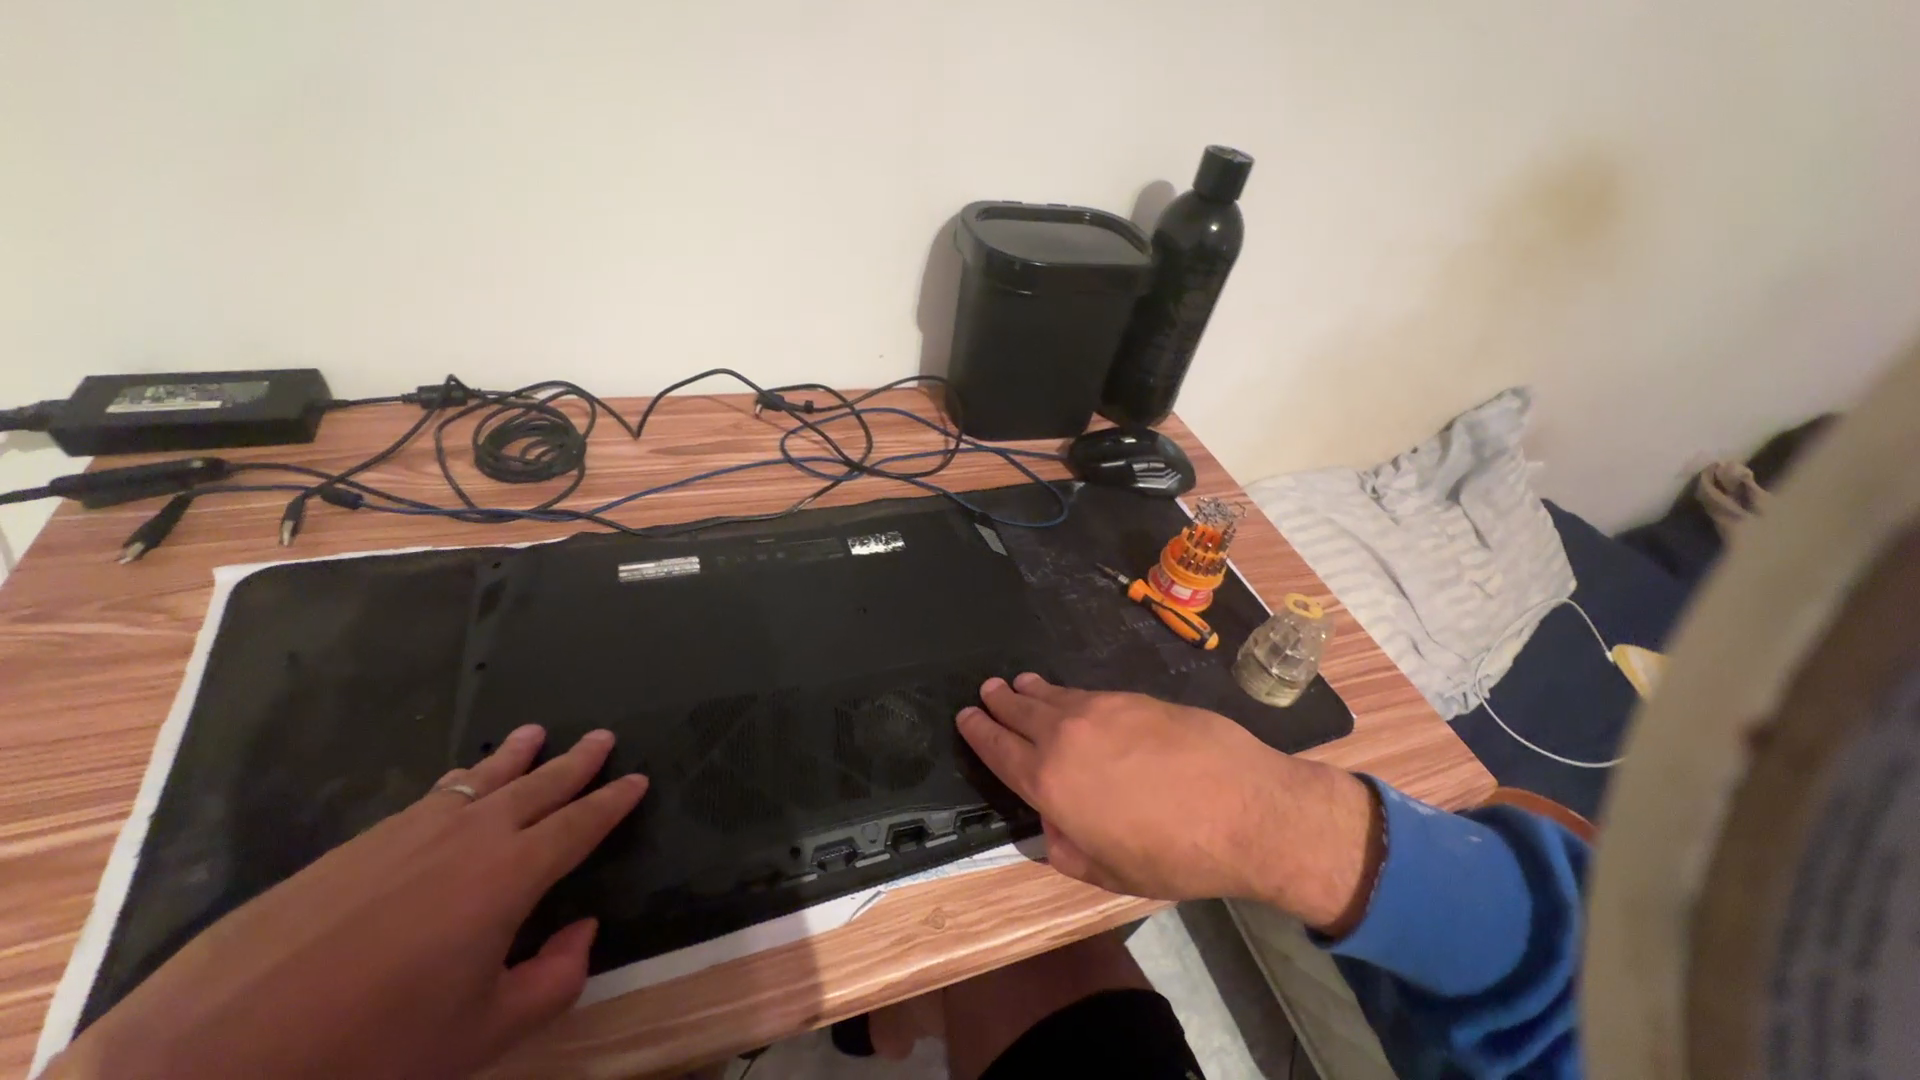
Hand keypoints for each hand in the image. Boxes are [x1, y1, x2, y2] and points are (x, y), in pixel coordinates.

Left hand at [49, 725, 648, 1079]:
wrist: (216, 1049)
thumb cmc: (372, 1048)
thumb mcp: (484, 1032)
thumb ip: (554, 978)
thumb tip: (581, 931)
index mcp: (510, 876)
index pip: (579, 826)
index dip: (613, 803)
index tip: (638, 779)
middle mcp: (468, 836)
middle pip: (536, 786)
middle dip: (575, 762)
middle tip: (602, 736)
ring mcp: (409, 832)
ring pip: (480, 779)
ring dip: (515, 757)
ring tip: (536, 733)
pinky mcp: (359, 843)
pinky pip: (431, 796)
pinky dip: (462, 781)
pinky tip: (460, 782)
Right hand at [958, 674, 1380, 930]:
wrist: (1245, 809)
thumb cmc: (1174, 855)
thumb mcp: (1110, 873)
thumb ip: (1068, 850)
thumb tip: (1053, 827)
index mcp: (1050, 783)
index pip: (999, 751)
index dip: (979, 733)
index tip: (966, 718)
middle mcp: (1066, 738)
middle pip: (1021, 712)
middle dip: (1000, 702)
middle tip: (987, 691)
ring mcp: (1102, 711)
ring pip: (1054, 696)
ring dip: (1032, 691)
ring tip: (1020, 684)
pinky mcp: (1136, 698)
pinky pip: (1087, 694)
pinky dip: (1069, 694)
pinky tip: (1071, 697)